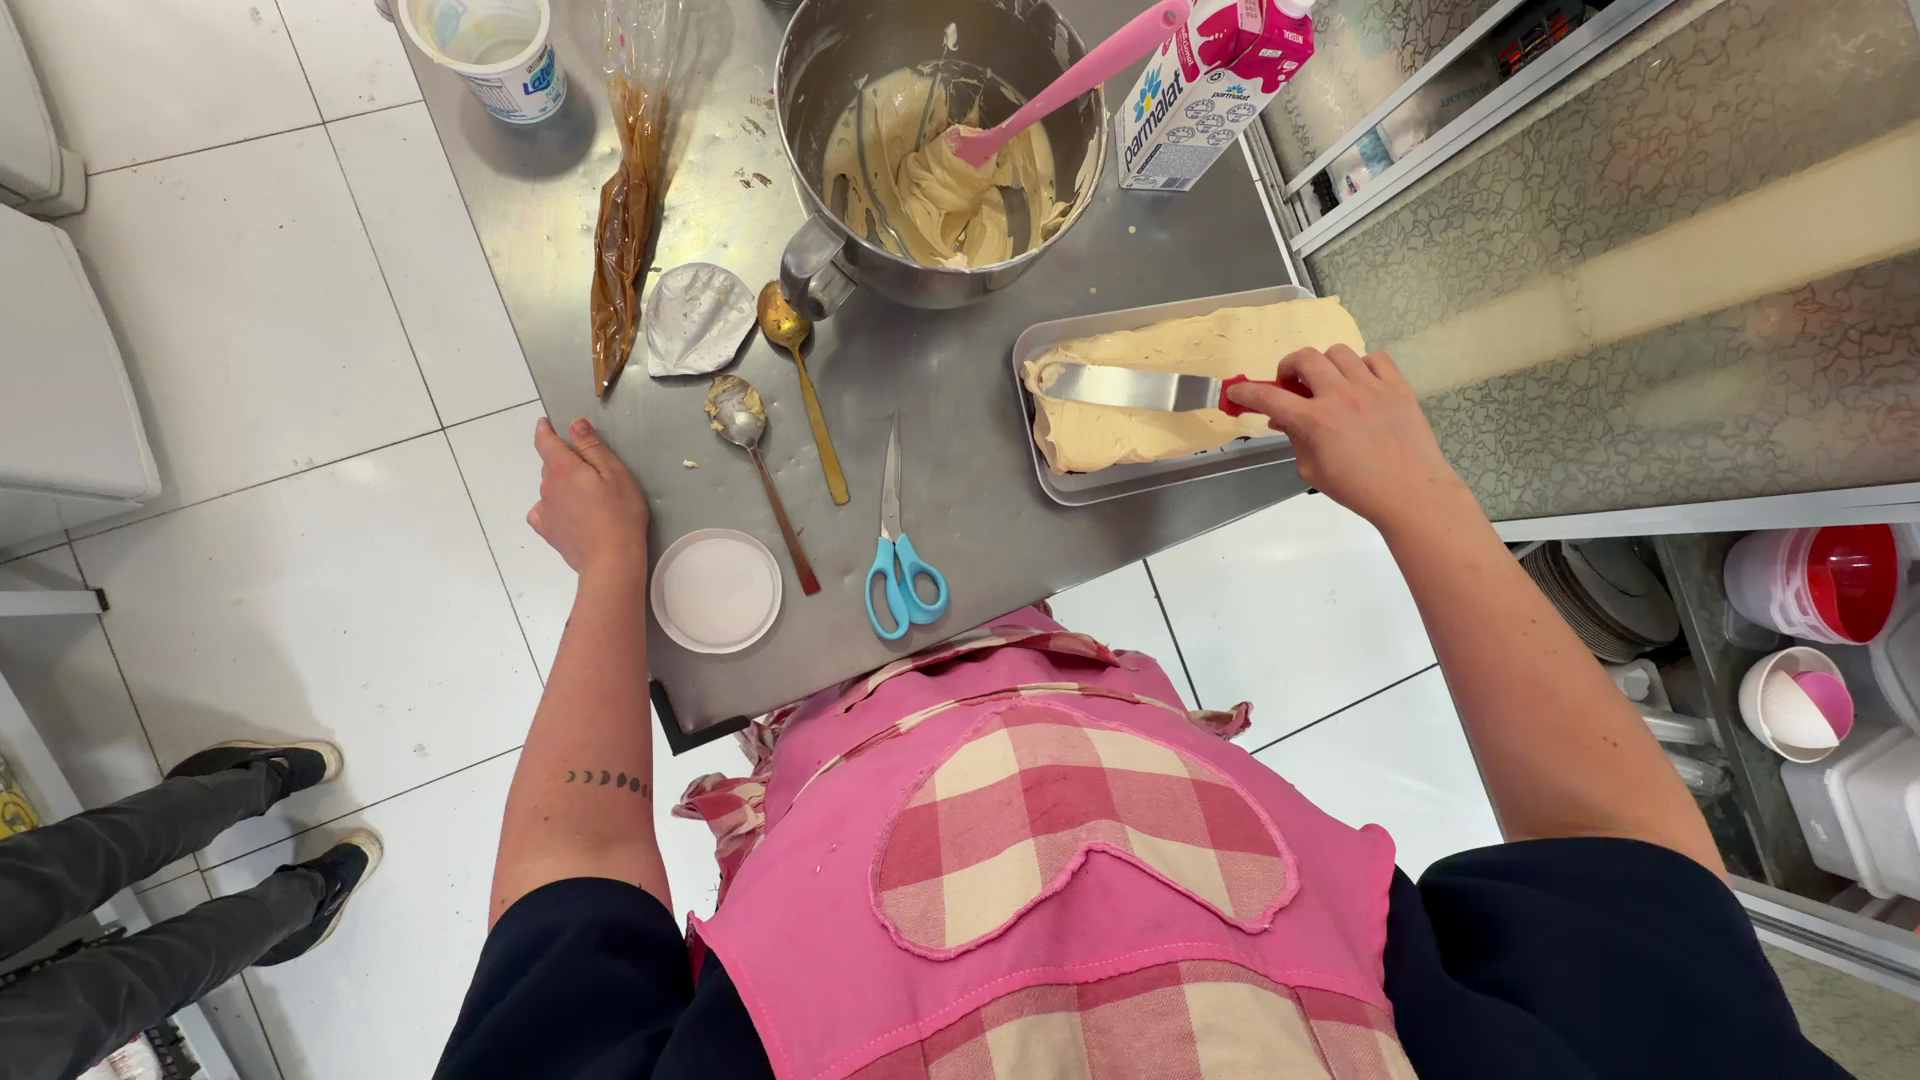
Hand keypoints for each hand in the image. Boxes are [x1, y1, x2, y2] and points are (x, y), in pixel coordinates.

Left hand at [528, 417, 649, 579]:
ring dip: (563, 487)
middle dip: (565, 463)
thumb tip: (575, 425)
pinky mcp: (546, 530)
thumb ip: (593, 448)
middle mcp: (546, 486)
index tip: (546, 423)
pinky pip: (544, 511)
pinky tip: (569, 515)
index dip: (544, 430)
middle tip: (591, 472)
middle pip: (550, 466)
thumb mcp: (615, 474)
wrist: (610, 558)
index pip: (545, 441)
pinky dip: (553, 508)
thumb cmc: (620, 513)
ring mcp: (544, 509)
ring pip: (550, 489)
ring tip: (587, 500)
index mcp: (563, 468)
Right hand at [1225, 345, 1474, 532]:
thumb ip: (1295, 439)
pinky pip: (1375, 358)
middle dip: (1288, 368)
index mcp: (1315, 421)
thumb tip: (1282, 419)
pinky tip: (1360, 384)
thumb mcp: (1312, 469)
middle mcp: (1341, 396)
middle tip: (1290, 385)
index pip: (1269, 398)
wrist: (1411, 492)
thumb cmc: (1356, 488)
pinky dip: (1361, 366)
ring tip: (1327, 383)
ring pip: (1338, 352)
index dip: (1246, 393)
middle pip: (1304, 358)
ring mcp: (1372, 387)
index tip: (1236, 393)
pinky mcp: (1398, 387)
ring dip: (1324, 365)